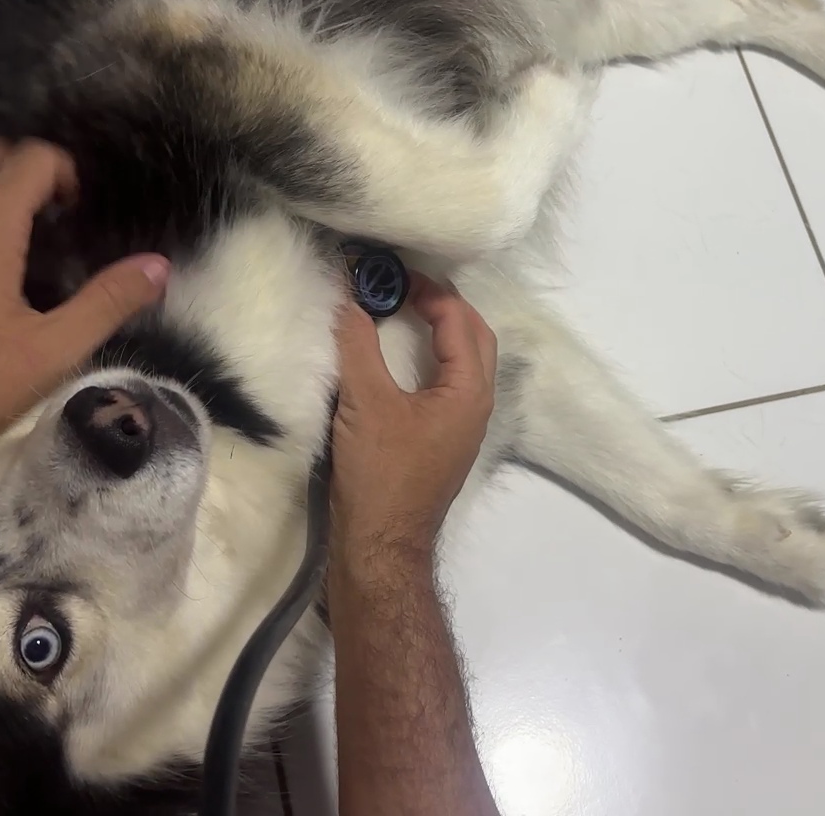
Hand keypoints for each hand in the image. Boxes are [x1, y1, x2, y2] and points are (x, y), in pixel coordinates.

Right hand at [329, 276, 497, 555]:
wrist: (381, 549)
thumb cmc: (380, 475)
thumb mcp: (365, 404)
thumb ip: (357, 345)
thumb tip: (347, 295)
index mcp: (469, 390)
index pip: (460, 321)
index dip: (430, 290)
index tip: (393, 274)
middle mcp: (477, 404)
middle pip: (475, 337)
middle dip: (447, 305)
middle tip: (407, 286)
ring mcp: (464, 424)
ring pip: (466, 361)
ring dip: (443, 331)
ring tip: (406, 312)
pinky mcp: (445, 440)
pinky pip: (449, 383)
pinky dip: (433, 358)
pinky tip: (403, 358)